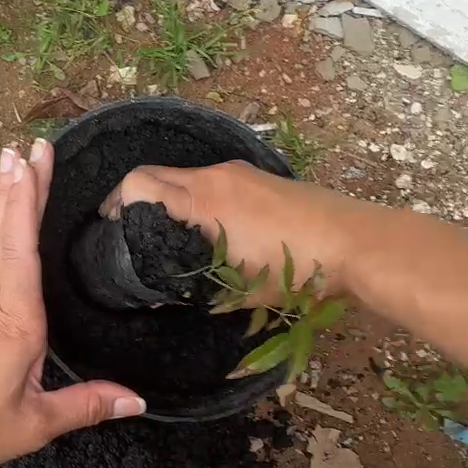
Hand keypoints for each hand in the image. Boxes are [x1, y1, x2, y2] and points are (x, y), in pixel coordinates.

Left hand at [0, 140, 145, 467]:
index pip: (23, 243)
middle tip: (28, 145)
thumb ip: (87, 405)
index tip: (34, 158)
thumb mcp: (35, 423)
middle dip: (16, 184)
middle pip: (2, 228)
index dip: (29, 197)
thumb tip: (139, 401)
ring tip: (5, 165)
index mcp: (14, 318)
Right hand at [101, 160, 360, 303]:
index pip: (140, 182)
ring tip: (166, 228)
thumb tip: (163, 295)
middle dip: (136, 195)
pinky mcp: (260, 176)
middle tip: (127, 224)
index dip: (116, 200)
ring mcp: (240, 172)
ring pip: (187, 176)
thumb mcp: (239, 289)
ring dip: (169, 194)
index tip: (109, 223)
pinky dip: (196, 195)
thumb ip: (196, 287)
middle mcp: (216, 175)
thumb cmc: (296, 268)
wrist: (358, 242)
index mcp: (203, 200)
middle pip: (158, 173)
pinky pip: (212, 179)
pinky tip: (207, 223)